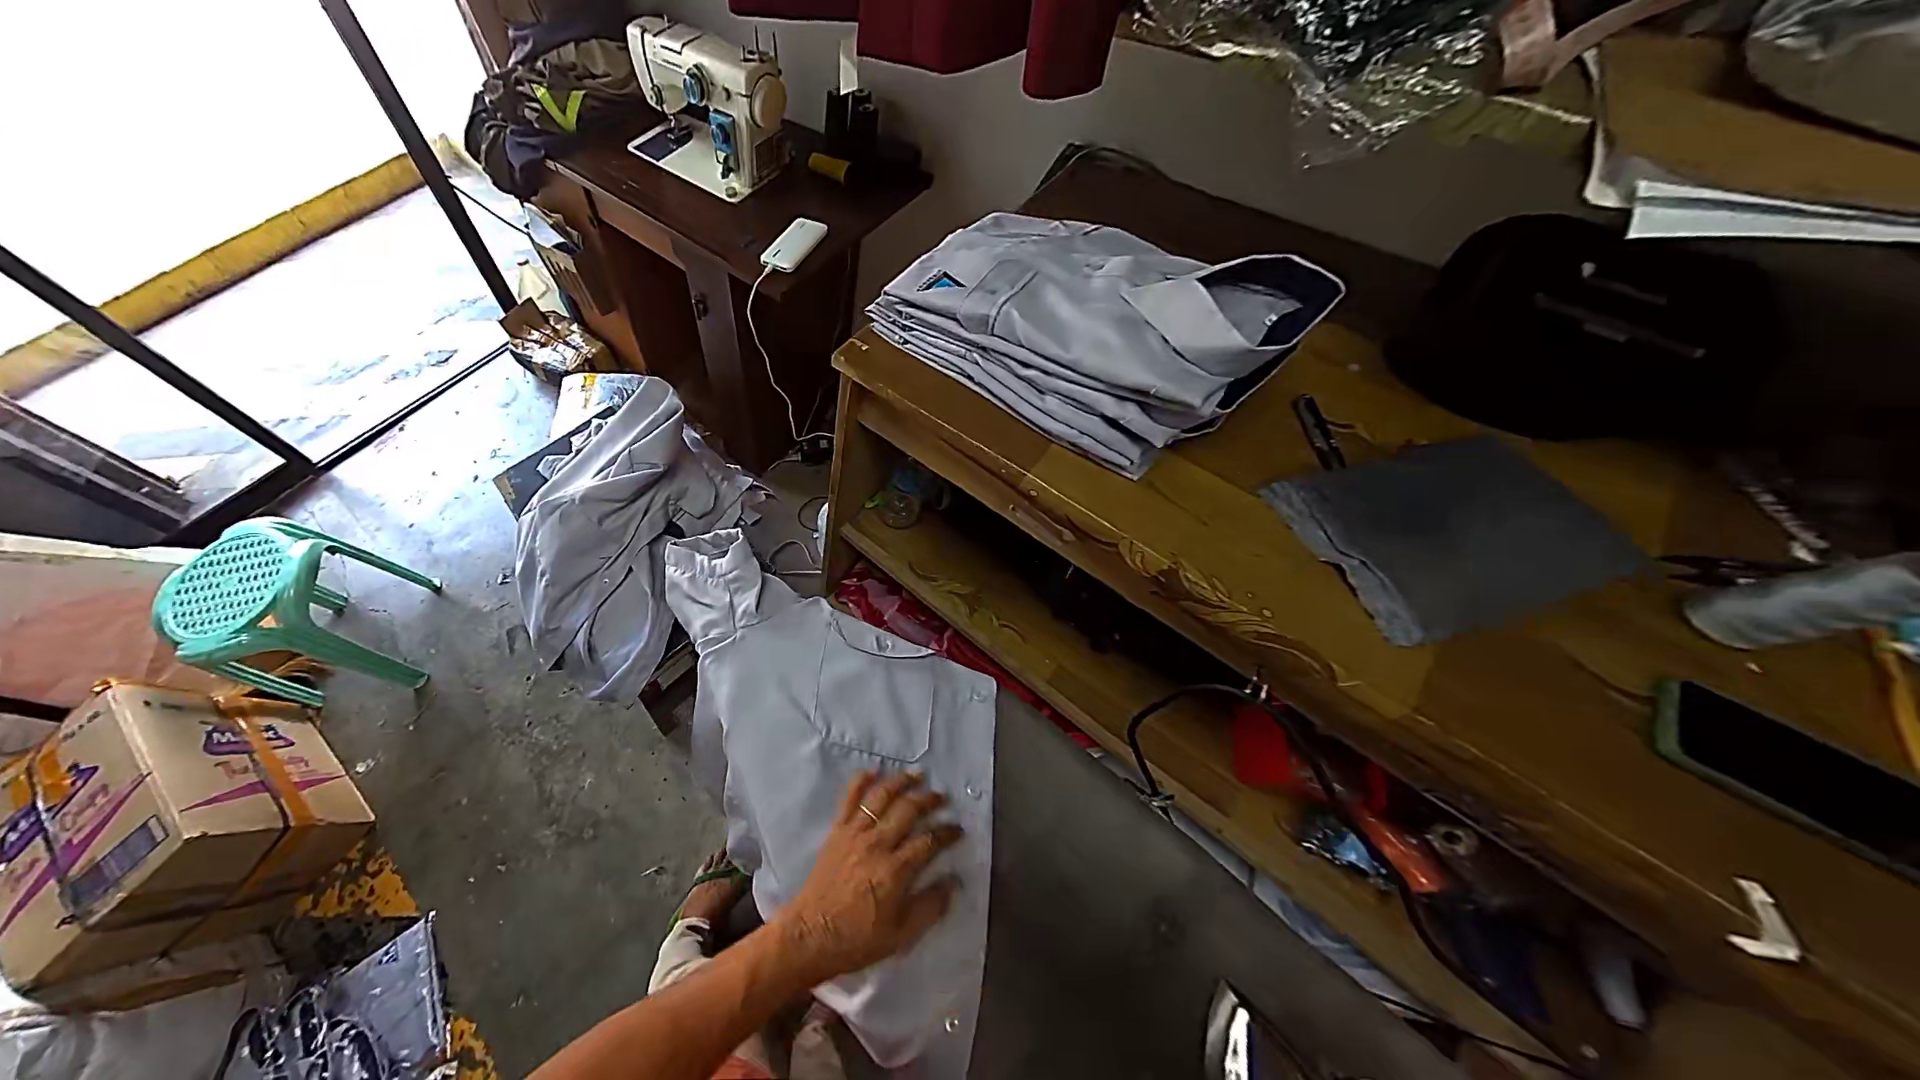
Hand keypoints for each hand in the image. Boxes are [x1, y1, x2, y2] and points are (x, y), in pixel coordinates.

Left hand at [772, 770, 963, 985]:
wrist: (809, 937)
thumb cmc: (857, 939)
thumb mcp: (901, 935)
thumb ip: (930, 907)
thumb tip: (953, 882)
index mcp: (896, 870)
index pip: (930, 841)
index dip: (947, 832)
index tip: (957, 830)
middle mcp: (877, 844)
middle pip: (909, 810)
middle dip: (929, 800)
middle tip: (941, 798)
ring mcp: (855, 834)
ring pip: (882, 797)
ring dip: (902, 782)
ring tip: (916, 776)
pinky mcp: (837, 831)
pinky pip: (849, 798)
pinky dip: (862, 781)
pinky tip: (874, 771)